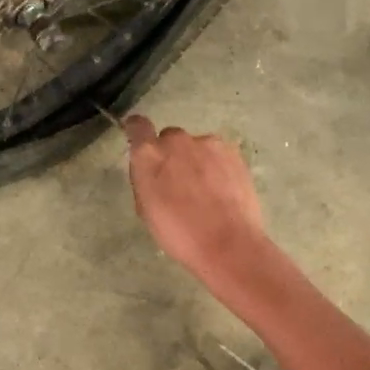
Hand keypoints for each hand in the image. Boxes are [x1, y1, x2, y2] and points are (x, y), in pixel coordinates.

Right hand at [123, 115, 276, 280]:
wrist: (228, 243)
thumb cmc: (179, 233)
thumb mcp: (146, 209)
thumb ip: (145, 180)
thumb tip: (150, 170)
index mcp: (148, 154)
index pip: (137, 125)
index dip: (138, 132)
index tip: (141, 142)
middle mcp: (176, 140)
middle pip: (169, 139)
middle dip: (171, 155)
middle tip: (179, 183)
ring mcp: (207, 144)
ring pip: (196, 147)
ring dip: (196, 161)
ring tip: (206, 191)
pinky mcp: (232, 152)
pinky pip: (217, 154)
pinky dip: (217, 167)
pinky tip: (222, 191)